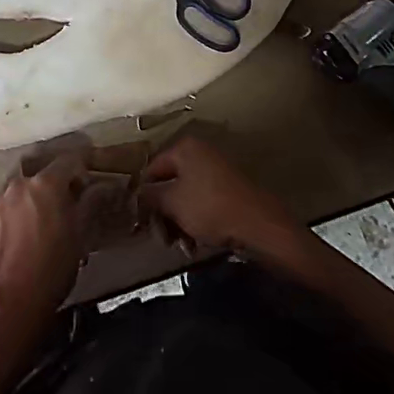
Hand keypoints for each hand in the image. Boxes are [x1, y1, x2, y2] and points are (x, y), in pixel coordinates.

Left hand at [0, 151, 88, 325]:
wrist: (10, 303)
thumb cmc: (54, 266)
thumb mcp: (82, 233)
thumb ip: (92, 201)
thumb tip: (105, 186)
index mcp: (47, 183)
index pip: (70, 160)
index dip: (83, 168)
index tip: (91, 182)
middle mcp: (19, 185)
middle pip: (44, 175)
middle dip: (58, 185)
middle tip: (71, 206)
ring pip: (23, 192)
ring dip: (36, 200)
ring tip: (46, 224)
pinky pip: (7, 209)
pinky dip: (18, 215)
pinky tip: (25, 238)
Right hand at [141, 134, 303, 256]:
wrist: (255, 222)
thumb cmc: (208, 206)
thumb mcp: (171, 202)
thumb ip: (150, 195)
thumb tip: (138, 193)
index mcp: (185, 148)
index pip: (151, 169)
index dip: (143, 196)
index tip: (140, 221)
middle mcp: (200, 153)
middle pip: (168, 184)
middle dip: (163, 215)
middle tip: (163, 239)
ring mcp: (215, 170)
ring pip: (184, 198)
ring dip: (178, 223)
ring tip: (181, 245)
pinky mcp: (226, 189)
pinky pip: (201, 203)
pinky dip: (195, 222)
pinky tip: (195, 244)